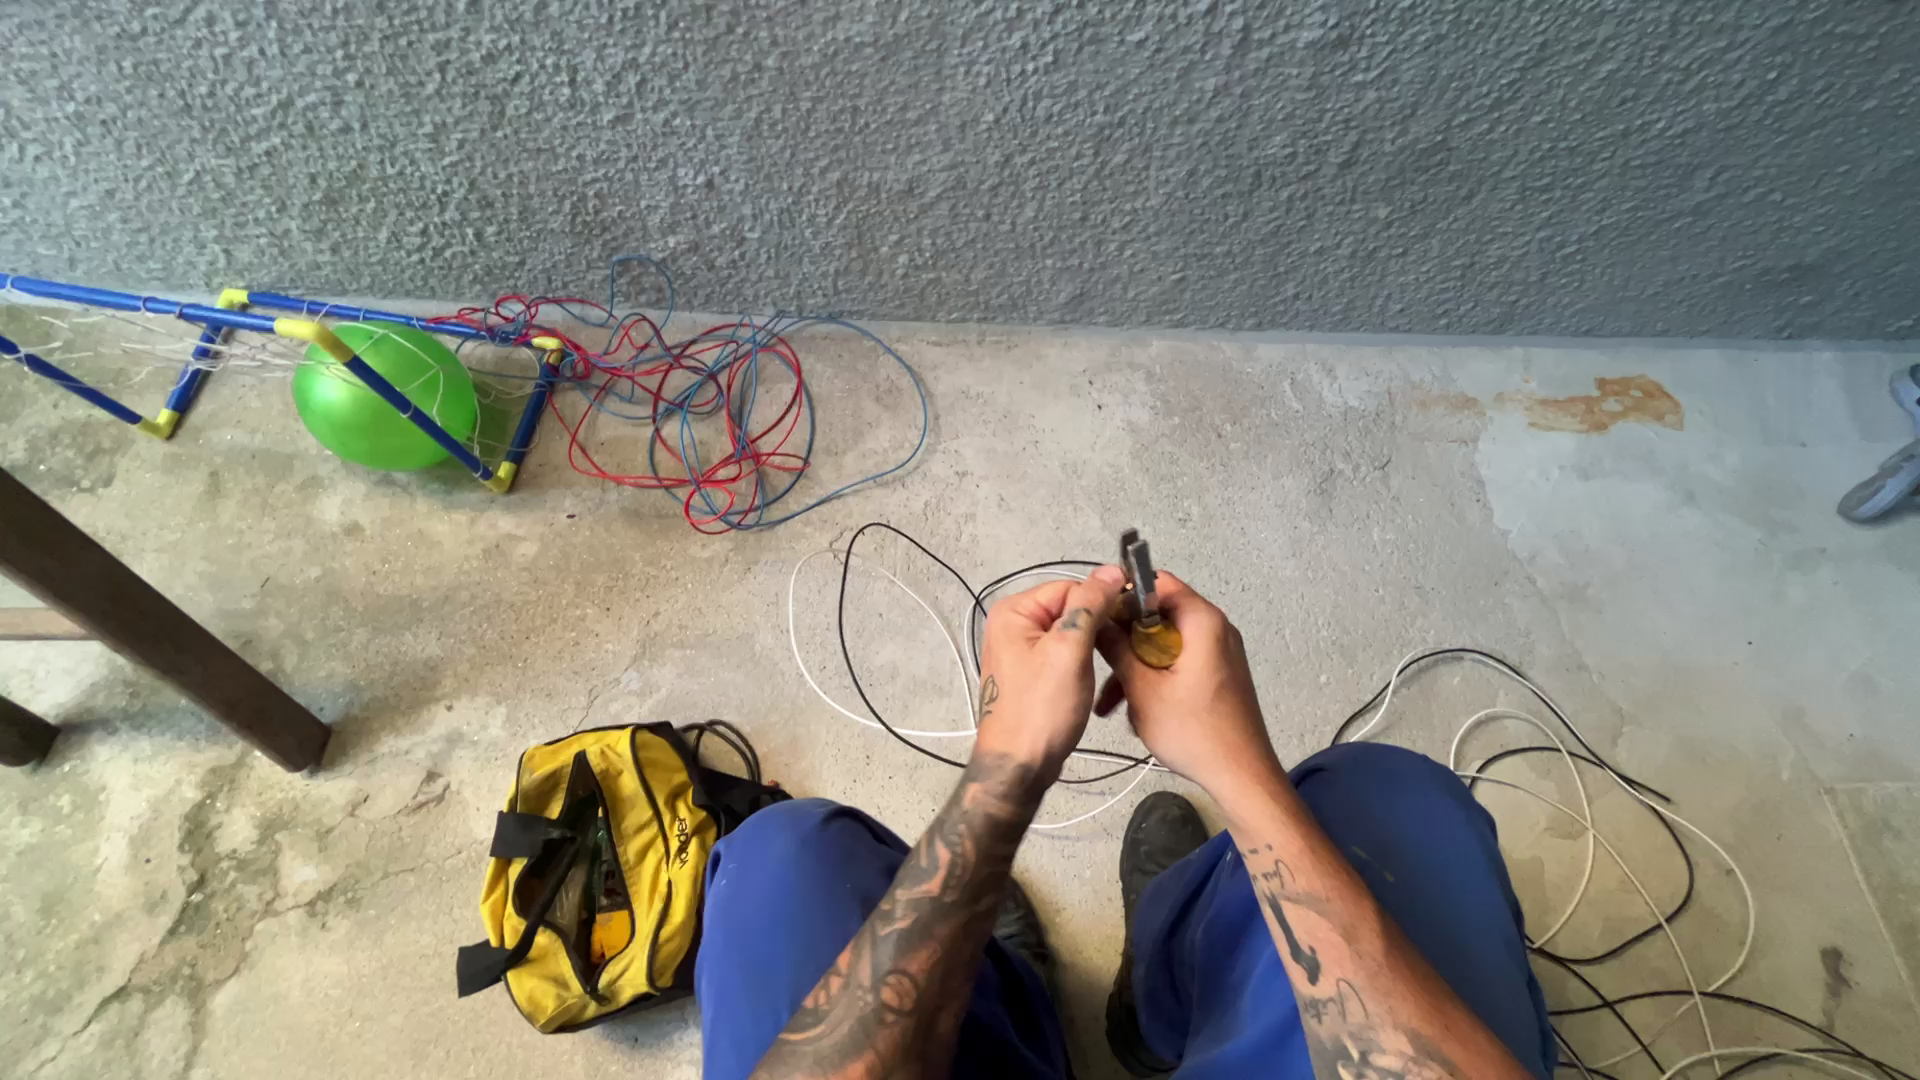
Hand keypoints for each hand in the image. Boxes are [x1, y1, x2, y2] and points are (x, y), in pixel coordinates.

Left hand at [973, 566, 1126, 777]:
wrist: (1019, 766)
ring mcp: (1018, 649)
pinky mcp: (1029, 671)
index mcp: (1013, 611)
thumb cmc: (1042, 708)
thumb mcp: (1069, 651)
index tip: (1129, 622)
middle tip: (1117, 649)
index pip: (1069, 587)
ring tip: (1102, 667)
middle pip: (1068, 607)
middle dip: (1095, 625)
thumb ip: (1090, 606)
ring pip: (1068, 631)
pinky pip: (1061, 652)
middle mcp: (1011, 624)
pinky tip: (1089, 679)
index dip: (1100, 602)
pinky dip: (1080, 661)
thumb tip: (1112, 569)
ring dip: (1090, 645)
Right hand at [1094, 572, 1282, 797]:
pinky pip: (1176, 661)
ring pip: (1163, 643)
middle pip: (1156, 614)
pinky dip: (1153, 677)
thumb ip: (1116, 647)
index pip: (1156, 582)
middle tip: (1095, 662)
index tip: (1095, 618)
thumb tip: (1094, 617)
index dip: (1122, 595)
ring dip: (1133, 665)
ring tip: (1107, 703)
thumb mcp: (1143, 688)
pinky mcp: (1216, 673)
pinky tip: (1132, 709)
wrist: (1242, 777)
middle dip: (1123, 638)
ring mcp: (1217, 651)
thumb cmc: (1192, 729)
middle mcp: (1214, 627)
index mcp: (1202, 620)